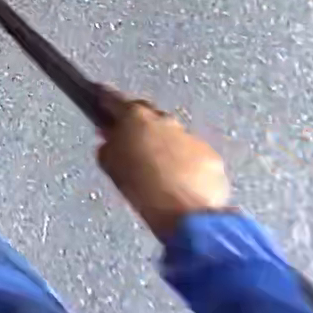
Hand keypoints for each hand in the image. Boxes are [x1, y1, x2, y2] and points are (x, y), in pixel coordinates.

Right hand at [96, 93, 230, 240]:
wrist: (185, 214)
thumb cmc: (139, 184)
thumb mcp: (108, 160)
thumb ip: (108, 142)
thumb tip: (114, 139)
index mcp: (133, 114)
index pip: (112, 98)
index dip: (104, 100)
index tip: (100, 102)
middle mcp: (163, 119)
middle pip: (147, 113)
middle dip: (140, 123)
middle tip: (133, 139)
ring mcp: (190, 137)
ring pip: (173, 134)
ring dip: (165, 143)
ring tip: (161, 166)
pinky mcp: (212, 157)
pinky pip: (194, 153)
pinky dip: (187, 161)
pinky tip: (182, 179)